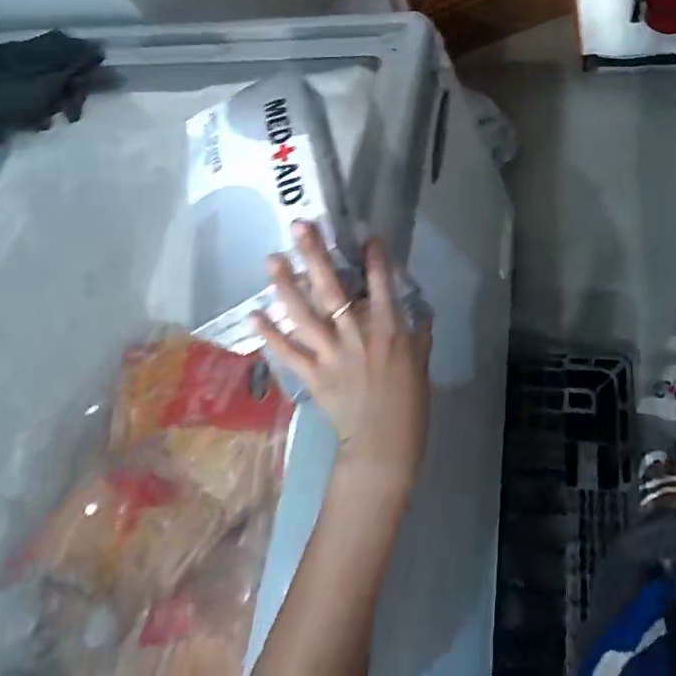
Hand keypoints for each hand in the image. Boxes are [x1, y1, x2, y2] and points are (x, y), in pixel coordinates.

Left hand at [254, 222, 431, 493]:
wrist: (383, 449)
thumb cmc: (408, 405)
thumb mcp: (421, 362)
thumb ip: (418, 332)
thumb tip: (418, 309)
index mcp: (389, 331)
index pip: (382, 286)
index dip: (374, 258)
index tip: (367, 236)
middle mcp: (357, 336)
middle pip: (333, 290)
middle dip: (315, 255)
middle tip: (299, 227)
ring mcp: (331, 355)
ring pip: (304, 314)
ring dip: (286, 286)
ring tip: (272, 260)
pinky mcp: (313, 375)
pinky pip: (288, 352)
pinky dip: (270, 334)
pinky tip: (254, 315)